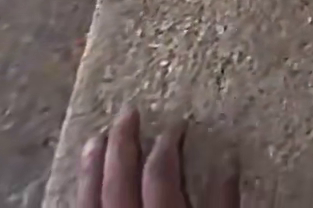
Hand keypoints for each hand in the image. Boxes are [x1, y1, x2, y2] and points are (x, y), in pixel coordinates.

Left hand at [77, 110, 236, 207]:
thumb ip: (222, 204)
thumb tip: (230, 161)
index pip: (159, 174)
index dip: (166, 146)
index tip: (175, 125)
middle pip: (119, 183)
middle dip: (122, 145)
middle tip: (126, 113)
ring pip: (91, 204)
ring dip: (92, 172)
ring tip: (94, 140)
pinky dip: (81, 199)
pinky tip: (83, 186)